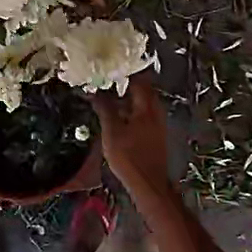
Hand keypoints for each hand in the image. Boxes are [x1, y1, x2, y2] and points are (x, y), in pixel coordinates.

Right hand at [91, 72, 171, 201]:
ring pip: (143, 104)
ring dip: (128, 99)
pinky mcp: (155, 135)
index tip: (108, 69)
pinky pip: (143, 115)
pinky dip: (131, 111)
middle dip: (125, 85)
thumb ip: (105, 108)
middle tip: (106, 82)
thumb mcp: (112, 130)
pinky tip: (118, 118)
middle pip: (143, 91)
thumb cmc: (129, 156)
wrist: (147, 183)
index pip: (139, 80)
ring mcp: (157, 124)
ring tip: (108, 98)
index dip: (124, 73)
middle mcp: (156, 112)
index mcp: (147, 107)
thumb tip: (94, 91)